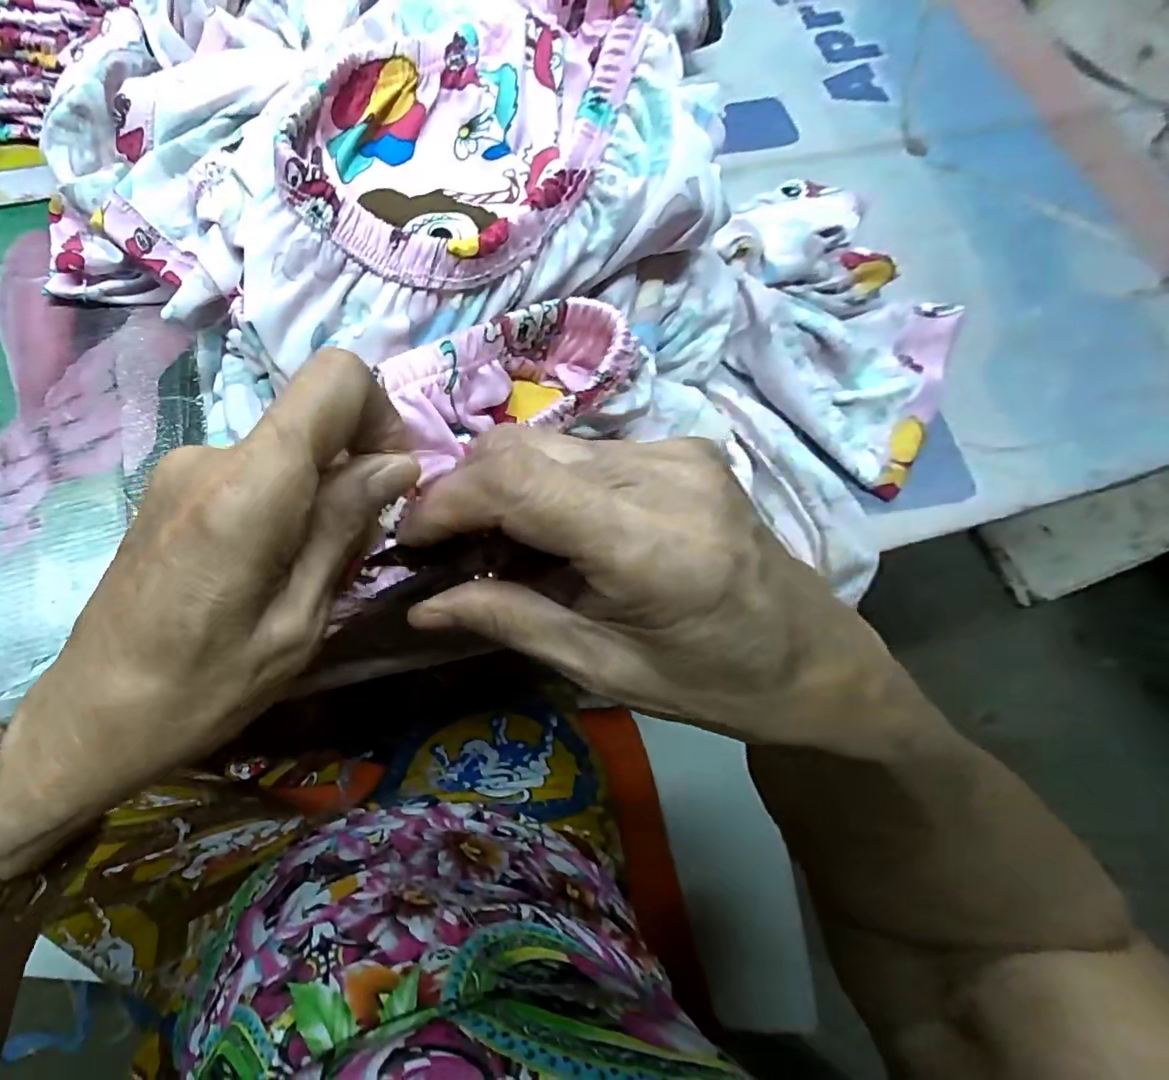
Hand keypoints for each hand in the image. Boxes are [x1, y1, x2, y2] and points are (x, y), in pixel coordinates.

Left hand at [0, 349, 417, 876]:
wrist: (91, 713)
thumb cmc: (200, 690)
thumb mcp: (294, 624)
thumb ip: (340, 529)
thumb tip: (394, 464)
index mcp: (247, 485)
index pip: (334, 378)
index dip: (379, 415)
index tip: (386, 483)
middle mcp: (207, 457)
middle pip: (305, 422)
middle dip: (344, 474)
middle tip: (341, 558)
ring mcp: (175, 472)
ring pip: (275, 456)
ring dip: (305, 500)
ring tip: (290, 581)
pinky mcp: (160, 495)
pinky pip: (239, 478)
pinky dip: (269, 508)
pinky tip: (250, 575)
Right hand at [399, 426, 918, 755]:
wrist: (820, 661)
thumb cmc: (710, 682)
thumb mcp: (598, 668)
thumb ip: (506, 620)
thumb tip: (419, 607)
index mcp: (649, 544)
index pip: (514, 480)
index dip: (444, 501)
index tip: (411, 541)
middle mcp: (662, 476)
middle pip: (514, 447)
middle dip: (456, 491)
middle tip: (441, 545)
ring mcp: (673, 451)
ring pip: (534, 441)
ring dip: (491, 486)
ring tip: (489, 542)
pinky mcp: (674, 446)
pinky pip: (568, 449)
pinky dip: (529, 483)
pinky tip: (539, 528)